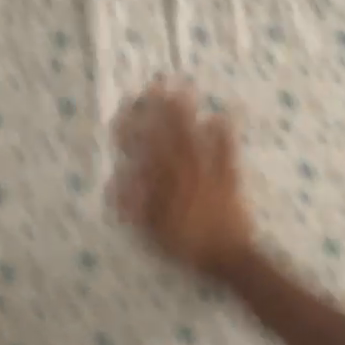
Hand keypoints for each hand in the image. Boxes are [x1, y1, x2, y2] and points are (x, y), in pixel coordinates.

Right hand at [111, 80, 253, 274]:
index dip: (133, 129)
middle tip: (154, 85)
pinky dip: (224, 133)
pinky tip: (222, 115)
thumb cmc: (186, 247)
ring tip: (183, 88)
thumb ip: (134, 206)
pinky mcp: (229, 176)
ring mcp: (208, 170)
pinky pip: (225, 151)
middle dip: (160, 110)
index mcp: (163, 183)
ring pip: (194, 136)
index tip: (124, 112)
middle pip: (169, 135)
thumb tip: (115, 182)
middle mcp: (184, 170)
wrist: (228, 258)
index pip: (144, 149)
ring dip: (188, 113)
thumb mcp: (152, 231)